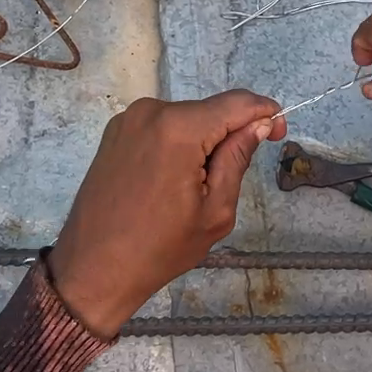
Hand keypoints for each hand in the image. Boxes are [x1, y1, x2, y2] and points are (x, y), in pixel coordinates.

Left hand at [48, 90, 286, 335]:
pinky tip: (170, 181)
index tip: (279, 133)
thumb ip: (238, 159)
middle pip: (210, 111)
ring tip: (195, 188)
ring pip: (186, 119)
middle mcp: (151, 111)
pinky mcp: (115, 131)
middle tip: (231, 180)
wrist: (92, 269)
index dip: (264, 112)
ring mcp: (129, 118)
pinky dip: (177, 144)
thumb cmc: (159, 248)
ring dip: (203, 142)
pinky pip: (161, 127)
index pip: (237, 103)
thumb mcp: (215, 211)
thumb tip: (258, 125)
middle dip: (230, 135)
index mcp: (178, 128)